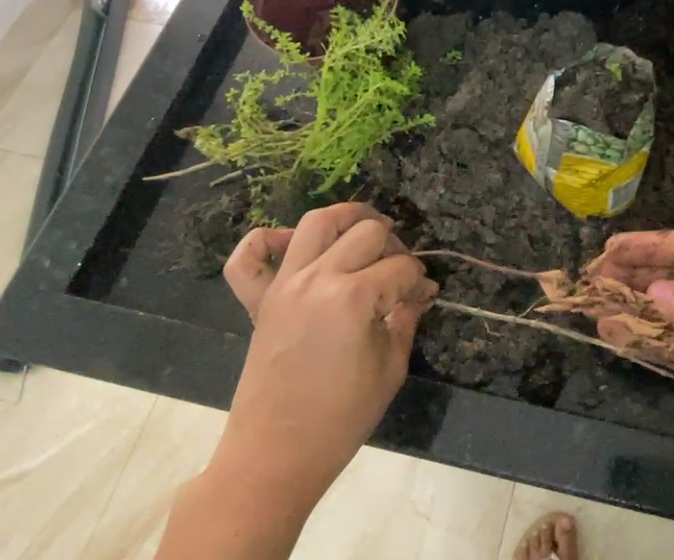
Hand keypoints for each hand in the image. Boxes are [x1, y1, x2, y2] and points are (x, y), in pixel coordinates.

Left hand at [214, 203, 435, 511]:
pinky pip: (249, 257)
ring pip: (316, 223)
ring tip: (367, 229)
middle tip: (401, 272)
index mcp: (354, 297)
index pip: (401, 268)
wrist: (276, 456)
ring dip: (347, 217)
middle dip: (394, 246)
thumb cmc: (342, 418)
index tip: (425, 296)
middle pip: (367, 232)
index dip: (419, 280)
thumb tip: (418, 293)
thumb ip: (405, 319)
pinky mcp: (259, 301)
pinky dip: (267, 240)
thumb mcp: (390, 367)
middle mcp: (318, 278)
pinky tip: (293, 245)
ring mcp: (283, 285)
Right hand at [590, 229, 673, 469]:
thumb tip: (651, 290)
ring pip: (666, 309)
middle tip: (594, 274)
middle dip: (635, 273)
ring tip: (592, 300)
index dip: (650, 244)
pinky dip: (641, 338)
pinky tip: (611, 330)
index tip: (612, 247)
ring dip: (631, 305)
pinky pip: (668, 344)